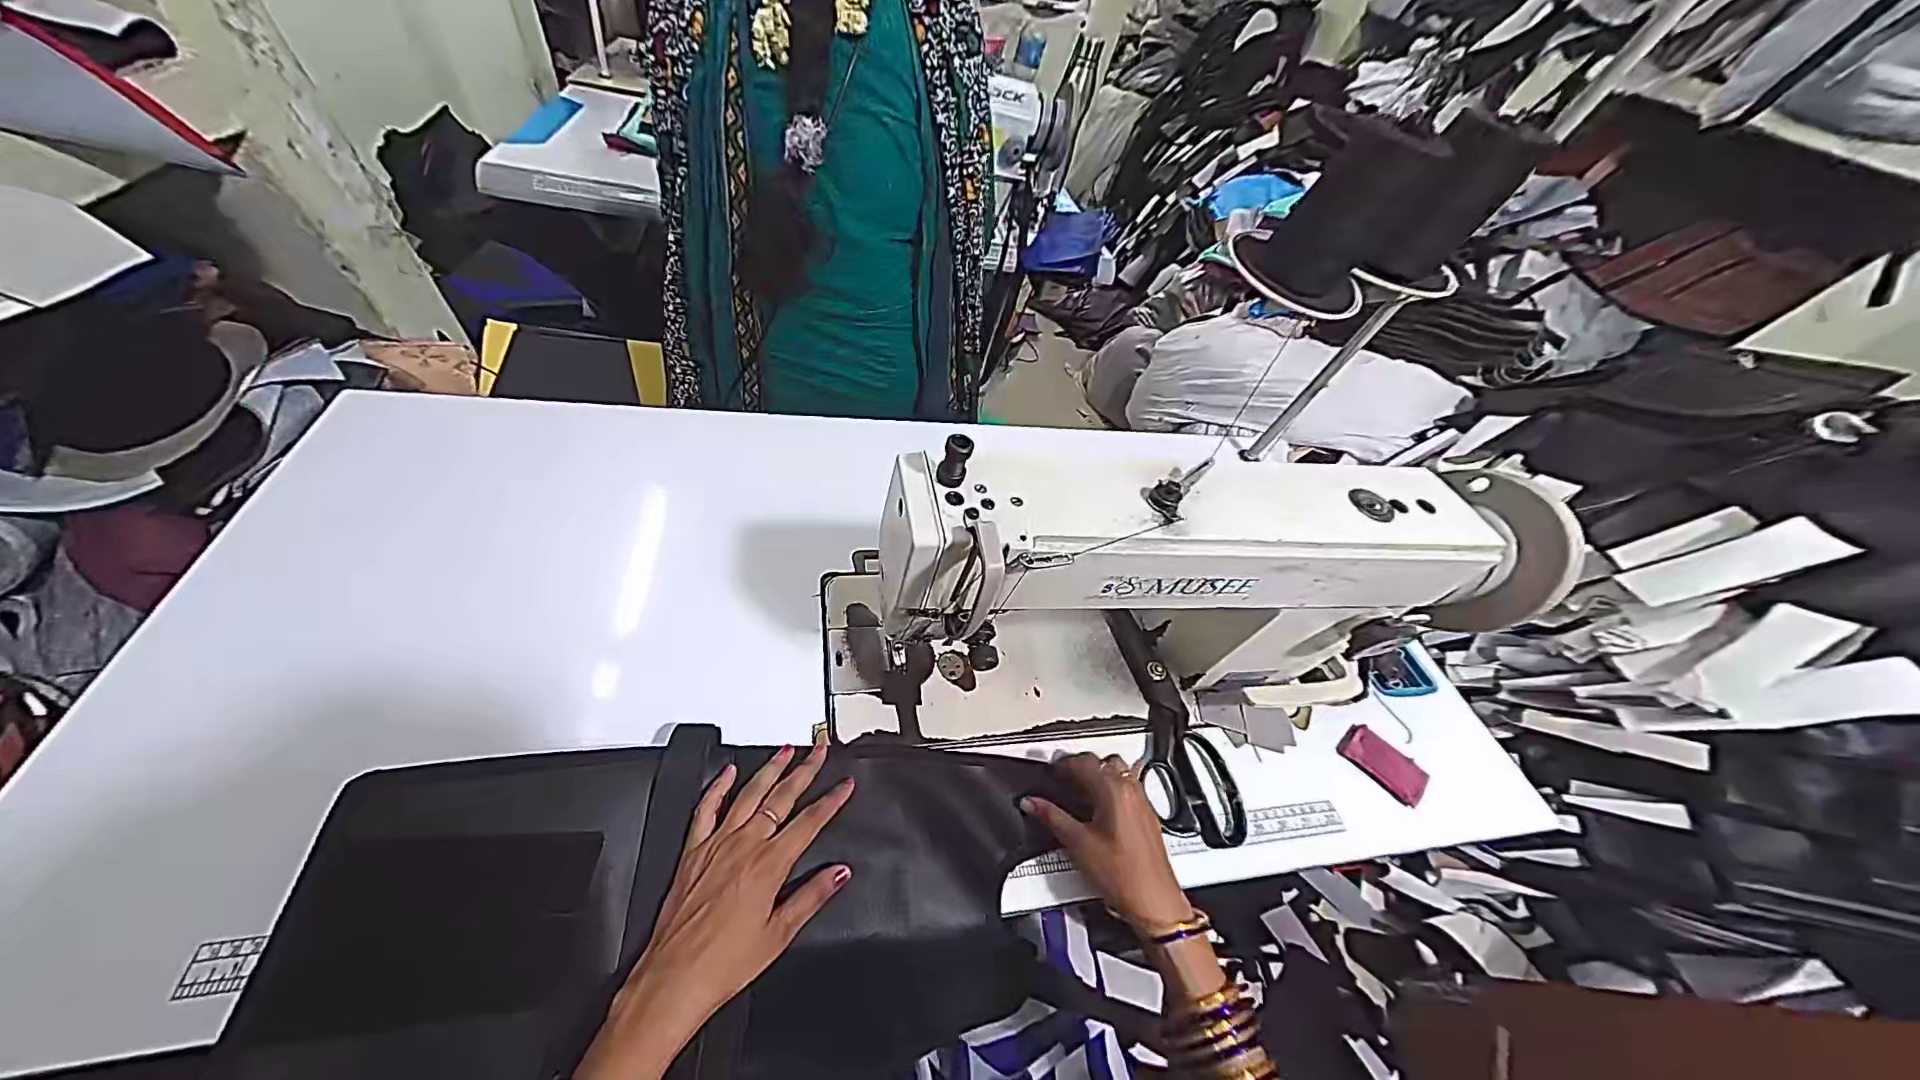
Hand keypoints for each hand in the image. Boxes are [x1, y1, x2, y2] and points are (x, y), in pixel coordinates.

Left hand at [577, 735, 855, 1079]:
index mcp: (768, 866)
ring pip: (749, 794)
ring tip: (785, 750)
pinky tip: (729, 772)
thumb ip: (813, 896)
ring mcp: (716, 845)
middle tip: (819, 751)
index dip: (831, 799)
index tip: (845, 784)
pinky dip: (719, 786)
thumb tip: (839, 873)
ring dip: (770, 768)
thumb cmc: (722, 965)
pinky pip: (706, 808)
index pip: (810, 821)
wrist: (672, 981)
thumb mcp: (779, 934)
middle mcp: (743, 847)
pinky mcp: (693, 852)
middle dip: (805, 770)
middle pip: (782, 797)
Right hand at [1021, 752, 1191, 932]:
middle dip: (1080, 766)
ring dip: (1098, 775)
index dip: (1062, 765)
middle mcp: (1131, 791)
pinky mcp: (1147, 815)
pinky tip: (1100, 808)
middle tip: (1062, 778)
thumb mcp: (1078, 844)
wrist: (1154, 902)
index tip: (1051, 772)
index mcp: (1114, 791)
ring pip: (1118, 771)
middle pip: (1102, 761)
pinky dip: (1112, 788)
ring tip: (1080, 790)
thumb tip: (1033, 803)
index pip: (1084, 763)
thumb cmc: (1125, 877)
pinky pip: (1128, 787)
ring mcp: (1142, 802)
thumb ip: (1052, 817)